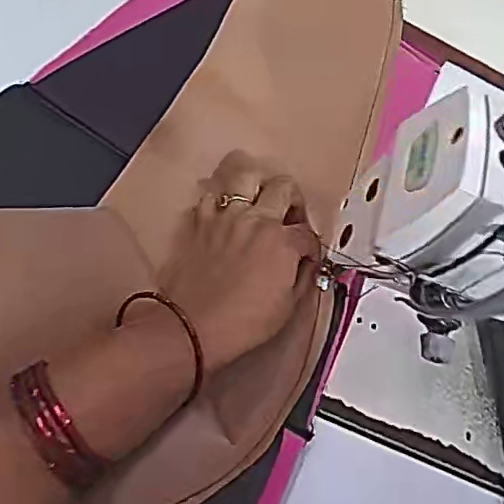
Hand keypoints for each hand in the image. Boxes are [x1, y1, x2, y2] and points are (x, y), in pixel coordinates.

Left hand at [147, 152, 322, 373]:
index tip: (306, 255)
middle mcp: (256, 220)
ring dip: (257, 186)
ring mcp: (226, 217)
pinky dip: (220, 202)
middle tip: (289, 216)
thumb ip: (302, 278)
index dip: (311, 245)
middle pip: (284, 187)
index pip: (307, 232)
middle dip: (293, 200)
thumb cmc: (241, 323)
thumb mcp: (287, 308)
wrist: (193, 326)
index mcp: (282, 242)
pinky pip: (211, 196)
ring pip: (246, 178)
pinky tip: (224, 216)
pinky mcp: (200, 221)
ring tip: (258, 202)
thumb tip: (306, 266)